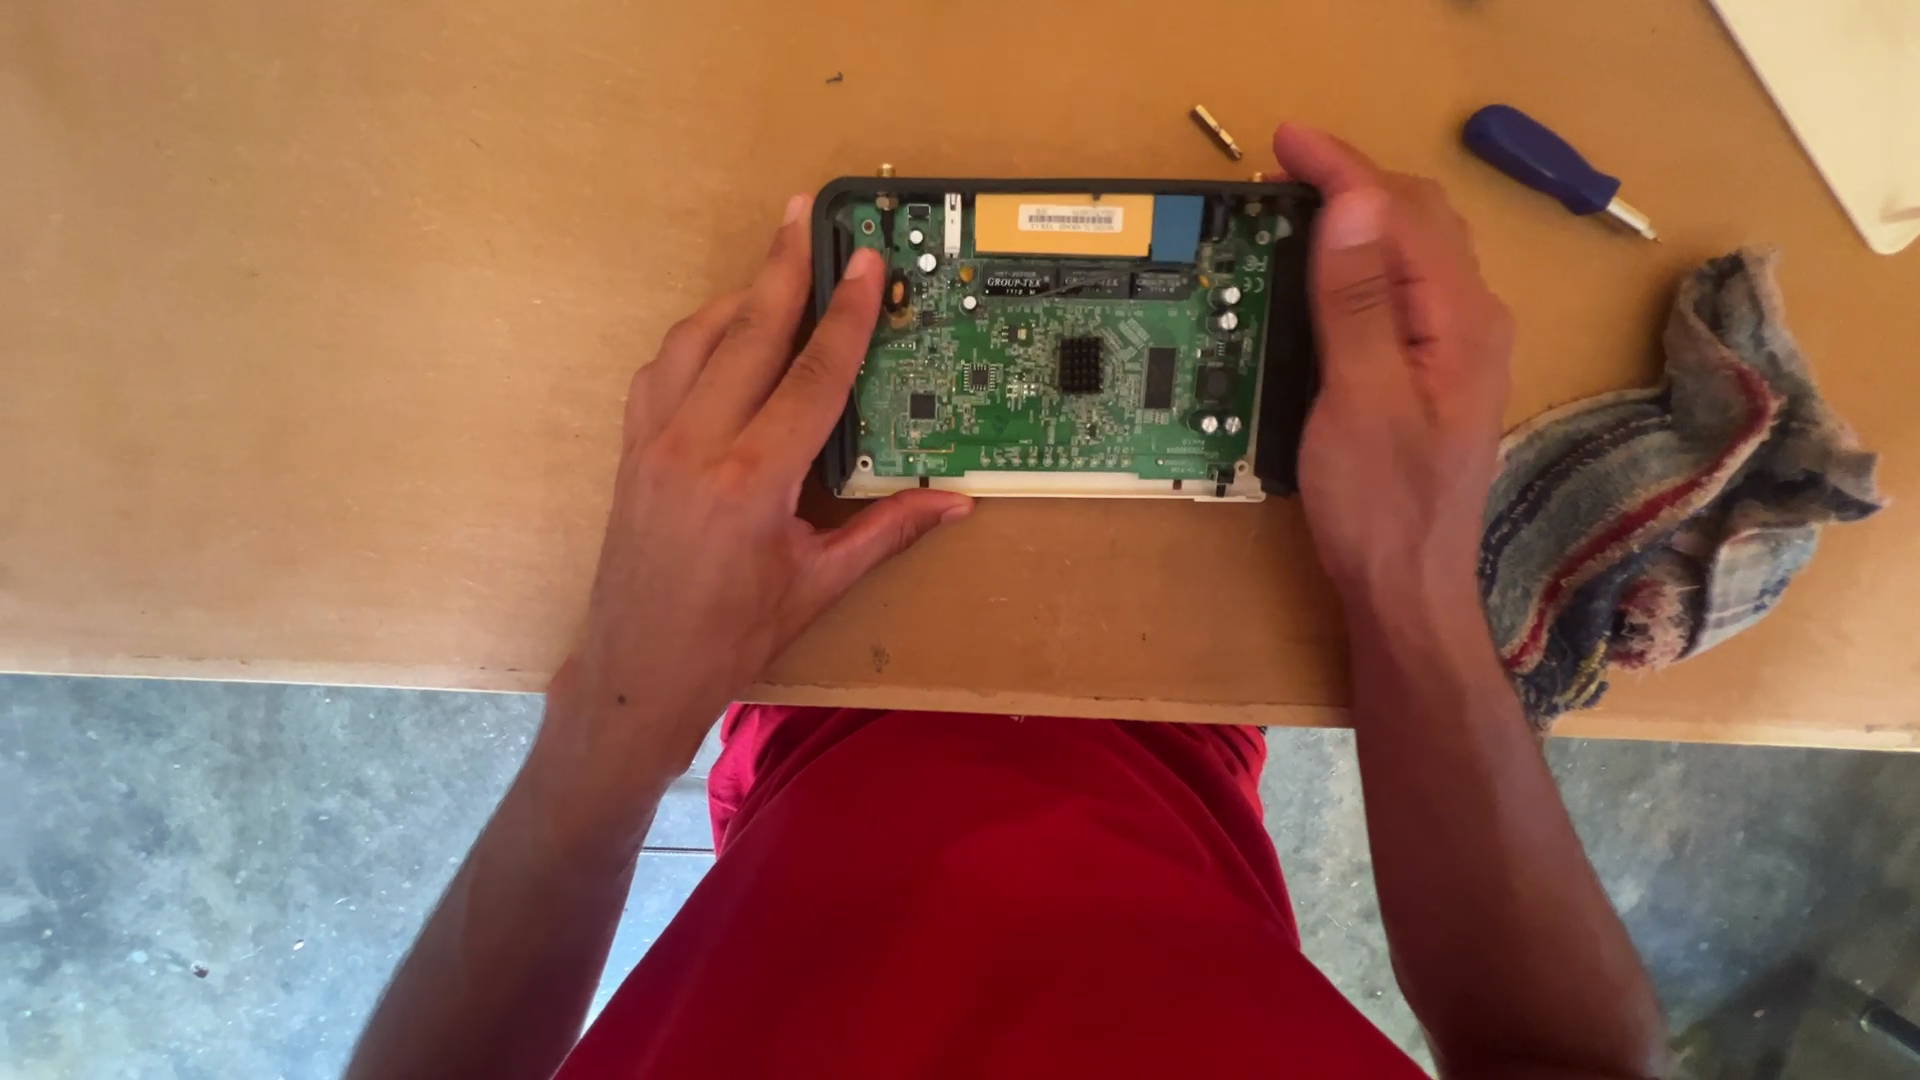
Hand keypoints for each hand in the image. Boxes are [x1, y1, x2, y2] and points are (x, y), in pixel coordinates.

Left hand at [541, 195, 972, 817]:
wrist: (639, 669)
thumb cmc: (735, 635)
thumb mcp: (820, 583)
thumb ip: (889, 530)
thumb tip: (956, 503)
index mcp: (753, 480)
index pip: (814, 376)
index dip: (848, 316)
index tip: (867, 264)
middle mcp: (697, 443)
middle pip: (750, 331)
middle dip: (784, 267)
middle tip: (806, 211)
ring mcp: (654, 438)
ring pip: (697, 338)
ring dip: (741, 296)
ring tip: (775, 270)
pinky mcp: (632, 446)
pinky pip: (664, 366)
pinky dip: (699, 336)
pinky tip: (723, 335)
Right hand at [1273, 126, 1512, 608]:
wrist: (1403, 582)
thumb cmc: (1378, 504)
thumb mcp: (1360, 401)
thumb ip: (1357, 304)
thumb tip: (1350, 207)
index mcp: (1459, 320)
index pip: (1401, 214)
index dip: (1343, 170)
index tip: (1285, 144)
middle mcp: (1467, 322)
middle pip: (1416, 222)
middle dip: (1351, 185)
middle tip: (1282, 177)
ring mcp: (1451, 349)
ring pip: (1408, 255)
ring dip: (1355, 221)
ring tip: (1297, 211)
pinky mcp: (1426, 373)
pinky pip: (1396, 293)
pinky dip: (1356, 266)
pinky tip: (1323, 275)